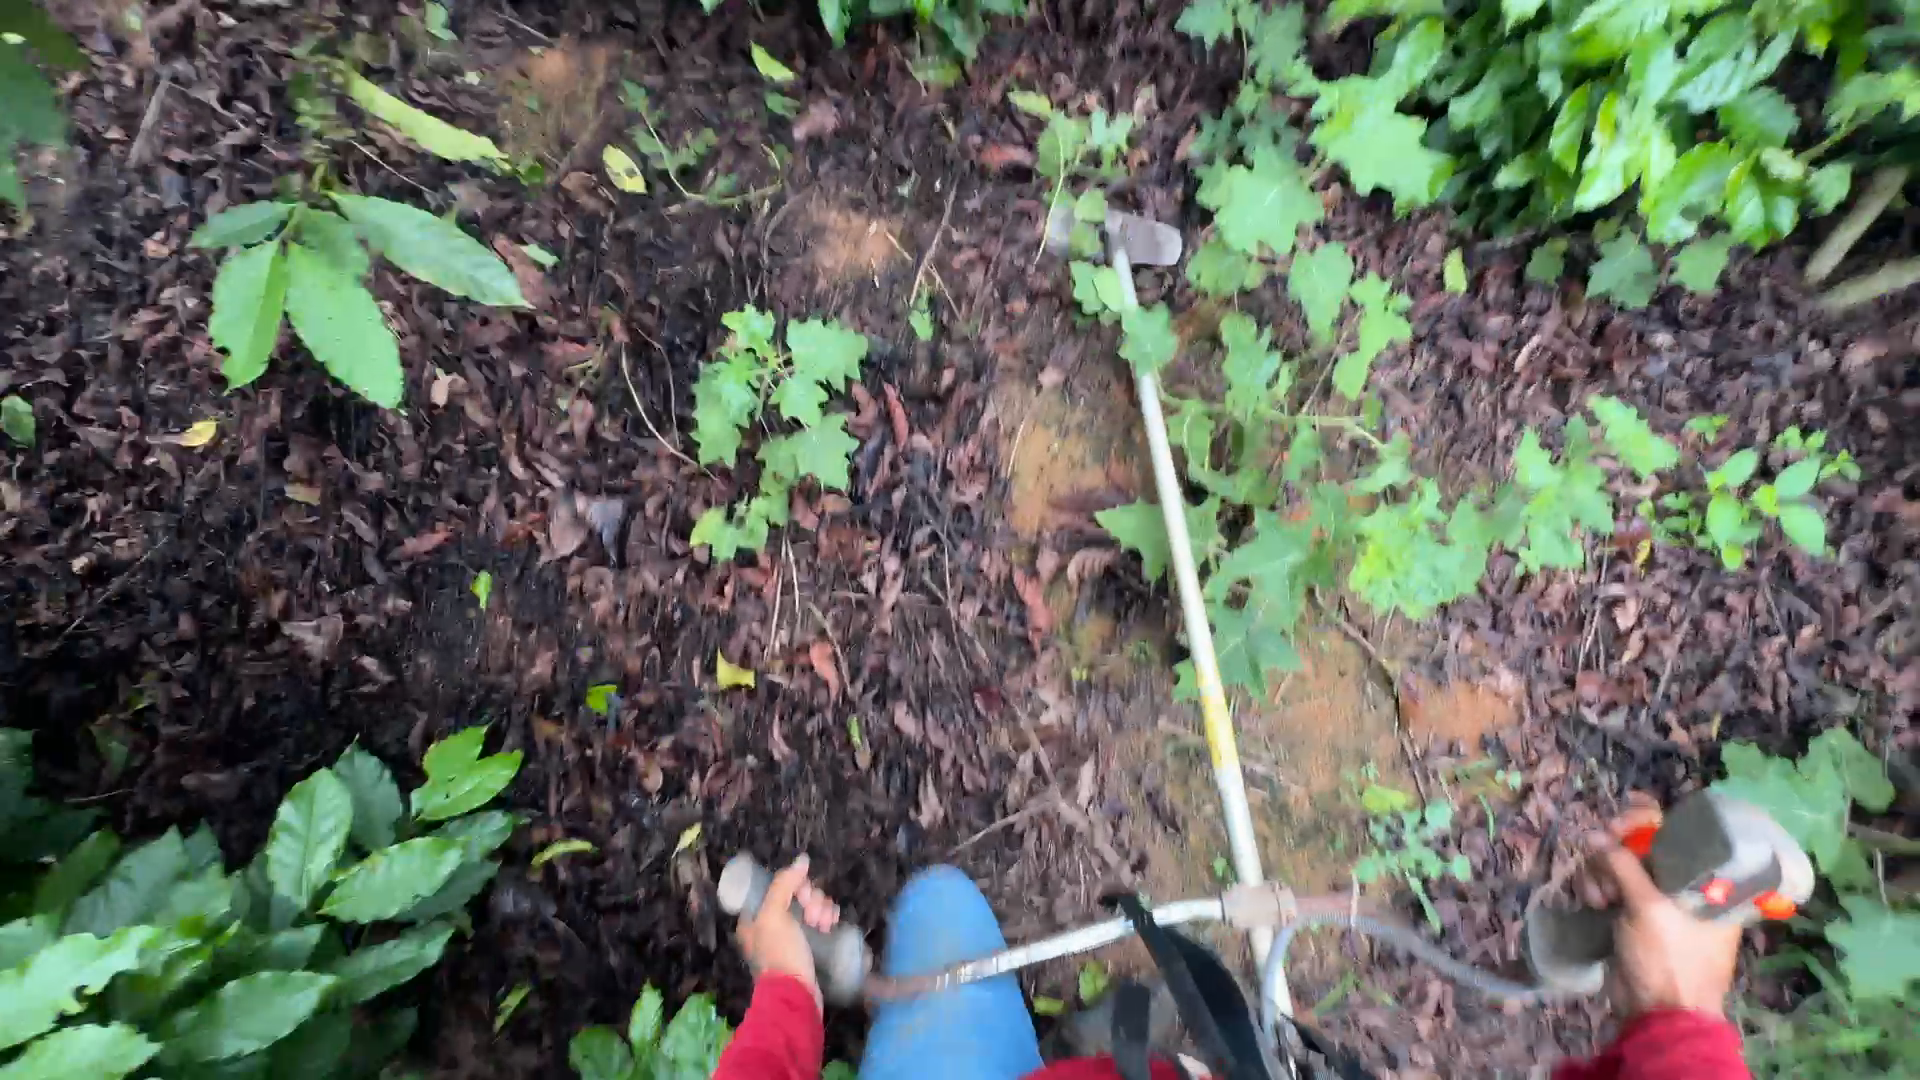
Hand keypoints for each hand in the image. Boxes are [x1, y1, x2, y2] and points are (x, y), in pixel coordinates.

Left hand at [735, 855, 840, 1011]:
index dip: (794, 885)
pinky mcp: (806, 947)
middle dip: (812, 899)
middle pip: (797, 895)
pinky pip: (819, 921)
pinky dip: (827, 918)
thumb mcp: (774, 915)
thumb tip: (802, 860)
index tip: (804, 893)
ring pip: (810, 907)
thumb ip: (784, 884)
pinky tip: (833, 924)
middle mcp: (769, 926)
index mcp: (754, 918)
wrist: (797, 997)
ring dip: (822, 908)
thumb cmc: (780, 954)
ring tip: (826, 923)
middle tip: (815, 915)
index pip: (777, 886)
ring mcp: (789, 937)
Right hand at [1577, 821, 1742, 1020]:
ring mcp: (1656, 899)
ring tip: (1600, 896)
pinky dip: (1596, 886)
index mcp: (1706, 884)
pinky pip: (1607, 881)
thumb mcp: (1648, 908)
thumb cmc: (1669, 959)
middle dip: (1615, 850)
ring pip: (1618, 862)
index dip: (1647, 822)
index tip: (1619, 822)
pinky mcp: (1632, 910)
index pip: (1679, 835)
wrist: (1659, 1010)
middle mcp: (1682, 886)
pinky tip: (1594, 903)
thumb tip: (1594, 834)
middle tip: (1599, 853)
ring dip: (1600, 872)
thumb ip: (1622, 866)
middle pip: (1640, 845)